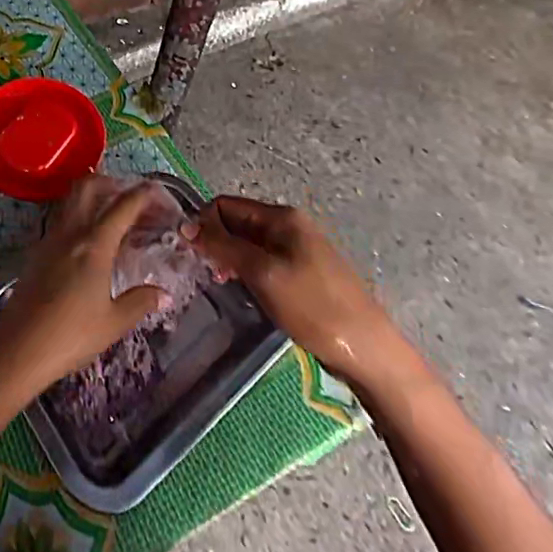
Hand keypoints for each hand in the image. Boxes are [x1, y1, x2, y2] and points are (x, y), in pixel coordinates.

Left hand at [0, 175, 170, 390]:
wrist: (16, 350)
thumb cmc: (70, 336)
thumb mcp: (113, 322)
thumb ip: (140, 302)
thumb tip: (163, 294)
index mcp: (95, 244)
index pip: (123, 206)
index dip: (143, 194)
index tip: (157, 191)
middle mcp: (71, 233)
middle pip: (88, 186)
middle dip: (111, 183)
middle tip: (129, 199)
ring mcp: (49, 241)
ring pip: (70, 200)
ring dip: (91, 197)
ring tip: (110, 215)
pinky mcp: (36, 254)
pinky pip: (60, 221)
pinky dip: (77, 218)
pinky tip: (87, 243)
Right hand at [190, 196, 404, 384]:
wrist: (365, 347)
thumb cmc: (313, 307)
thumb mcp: (264, 273)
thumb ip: (225, 246)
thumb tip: (188, 225)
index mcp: (282, 217)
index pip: (227, 205)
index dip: (204, 223)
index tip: (187, 251)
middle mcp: (289, 226)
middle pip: (238, 222)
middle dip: (215, 241)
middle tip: (199, 271)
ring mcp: (297, 250)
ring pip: (249, 244)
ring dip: (229, 259)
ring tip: (217, 284)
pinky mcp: (301, 274)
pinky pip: (263, 263)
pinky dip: (246, 272)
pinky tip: (241, 292)